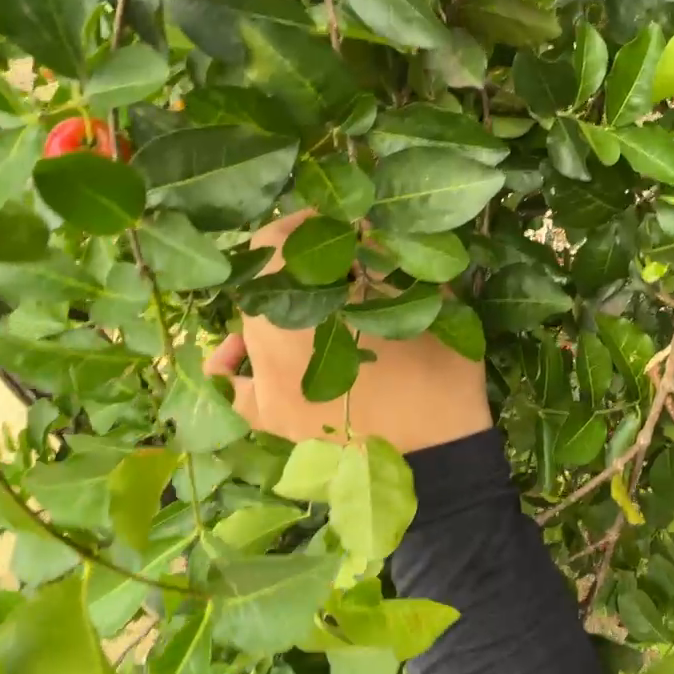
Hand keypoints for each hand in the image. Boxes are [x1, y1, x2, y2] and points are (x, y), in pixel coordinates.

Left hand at [205, 211, 492, 454]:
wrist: (439, 450)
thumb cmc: (437, 368)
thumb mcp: (427, 297)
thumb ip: (391, 255)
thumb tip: (365, 226)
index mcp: (304, 304)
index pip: (274, 243)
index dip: (301, 223)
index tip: (339, 222)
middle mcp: (269, 339)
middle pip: (261, 283)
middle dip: (295, 264)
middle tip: (339, 263)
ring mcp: (265, 382)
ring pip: (249, 325)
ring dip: (276, 304)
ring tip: (311, 304)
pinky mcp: (273, 416)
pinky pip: (235, 386)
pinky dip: (234, 364)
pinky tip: (243, 354)